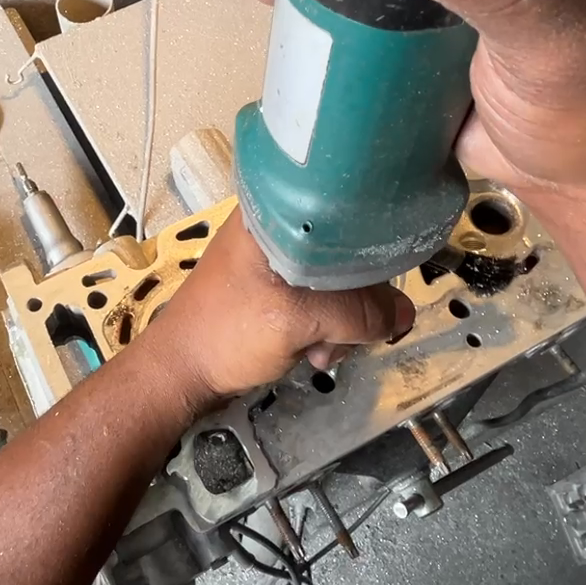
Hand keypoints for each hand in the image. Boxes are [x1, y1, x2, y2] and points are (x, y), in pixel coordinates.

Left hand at [136, 211, 413, 407]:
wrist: (180, 373)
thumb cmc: (224, 332)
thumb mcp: (295, 318)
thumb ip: (356, 313)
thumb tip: (405, 314)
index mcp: (274, 212)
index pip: (344, 211)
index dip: (371, 246)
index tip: (382, 282)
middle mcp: (279, 228)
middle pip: (348, 253)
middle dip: (354, 302)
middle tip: (338, 334)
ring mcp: (278, 261)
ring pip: (340, 284)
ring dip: (340, 324)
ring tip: (315, 349)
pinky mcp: (278, 290)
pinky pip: (323, 303)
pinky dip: (326, 329)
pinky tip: (311, 351)